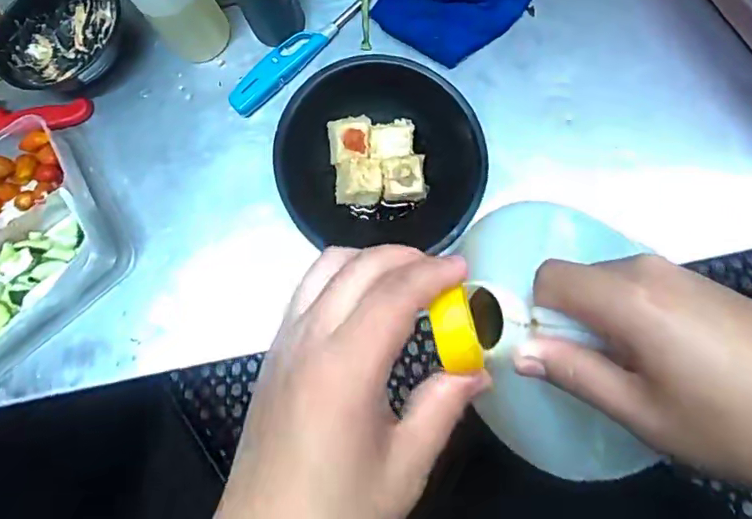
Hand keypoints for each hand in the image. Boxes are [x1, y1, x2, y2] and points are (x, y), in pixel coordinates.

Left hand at [216, 246, 490, 518]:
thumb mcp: (402, 469)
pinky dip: (340, 271)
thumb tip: (476, 370)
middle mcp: (310, 335)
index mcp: (344, 366)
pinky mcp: (275, 343)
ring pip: (325, 265)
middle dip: (404, 257)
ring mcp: (286, 334)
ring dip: (368, 257)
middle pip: (358, 267)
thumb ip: (440, 410)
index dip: (431, 274)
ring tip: (405, 274)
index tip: (463, 266)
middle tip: (442, 269)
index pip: (392, 295)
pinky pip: (307, 284)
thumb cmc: (338, 506)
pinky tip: (362, 293)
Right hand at [514, 256, 751, 518]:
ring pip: (612, 281)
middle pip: (579, 277)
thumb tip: (519, 351)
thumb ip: (574, 374)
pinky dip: (641, 313)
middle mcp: (646, 268)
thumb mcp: (645, 414)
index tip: (565, 358)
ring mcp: (681, 271)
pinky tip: (687, 360)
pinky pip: (647, 286)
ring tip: (652, 372)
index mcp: (625, 295)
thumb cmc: (735, 427)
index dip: (541, 315)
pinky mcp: (708, 282)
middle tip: (612, 375)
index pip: (548, 278)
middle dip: (576, 319)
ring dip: (609, 317)